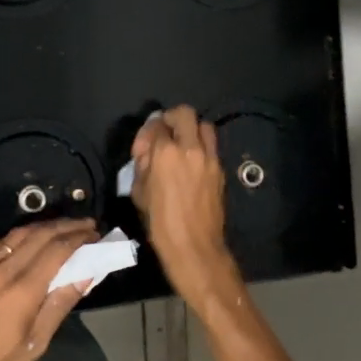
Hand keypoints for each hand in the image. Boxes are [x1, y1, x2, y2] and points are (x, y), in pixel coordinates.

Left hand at [0, 218, 99, 360]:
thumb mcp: (34, 344)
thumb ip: (59, 305)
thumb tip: (85, 276)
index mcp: (22, 289)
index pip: (57, 250)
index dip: (79, 238)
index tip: (96, 235)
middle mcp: (3, 270)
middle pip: (39, 235)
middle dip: (66, 226)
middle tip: (86, 226)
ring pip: (18, 235)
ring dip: (43, 227)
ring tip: (62, 229)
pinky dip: (20, 236)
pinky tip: (28, 241)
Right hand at [132, 105, 242, 312]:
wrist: (195, 247)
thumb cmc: (161, 224)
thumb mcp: (140, 193)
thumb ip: (143, 165)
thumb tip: (147, 152)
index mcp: (166, 153)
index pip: (156, 125)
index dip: (148, 132)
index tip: (144, 146)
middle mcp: (191, 148)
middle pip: (184, 113)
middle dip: (171, 118)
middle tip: (164, 133)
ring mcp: (210, 158)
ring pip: (204, 125)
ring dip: (191, 129)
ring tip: (181, 145)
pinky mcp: (221, 170)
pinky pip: (212, 146)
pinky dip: (201, 146)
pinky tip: (192, 163)